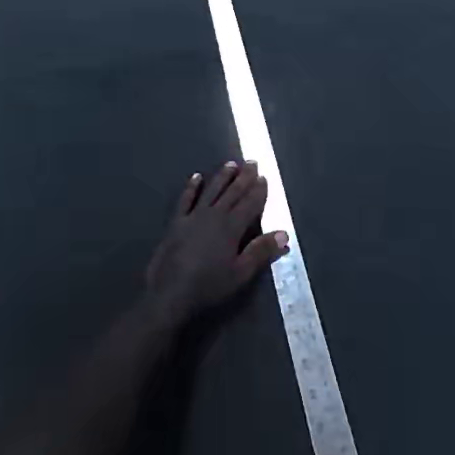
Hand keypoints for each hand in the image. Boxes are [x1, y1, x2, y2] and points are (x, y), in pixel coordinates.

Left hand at [143, 161, 288, 325]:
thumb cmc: (209, 285)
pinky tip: (196, 177)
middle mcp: (213, 215)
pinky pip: (186, 199)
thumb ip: (261, 251)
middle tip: (251, 162)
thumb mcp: (240, 273)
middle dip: (243, 177)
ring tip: (231, 163)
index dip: (258, 191)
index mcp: (231, 227)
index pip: (249, 204)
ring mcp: (193, 217)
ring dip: (222, 177)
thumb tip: (283, 233)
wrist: (170, 292)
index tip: (264, 177)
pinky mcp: (176, 222)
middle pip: (232, 192)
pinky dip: (192, 187)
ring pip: (211, 191)